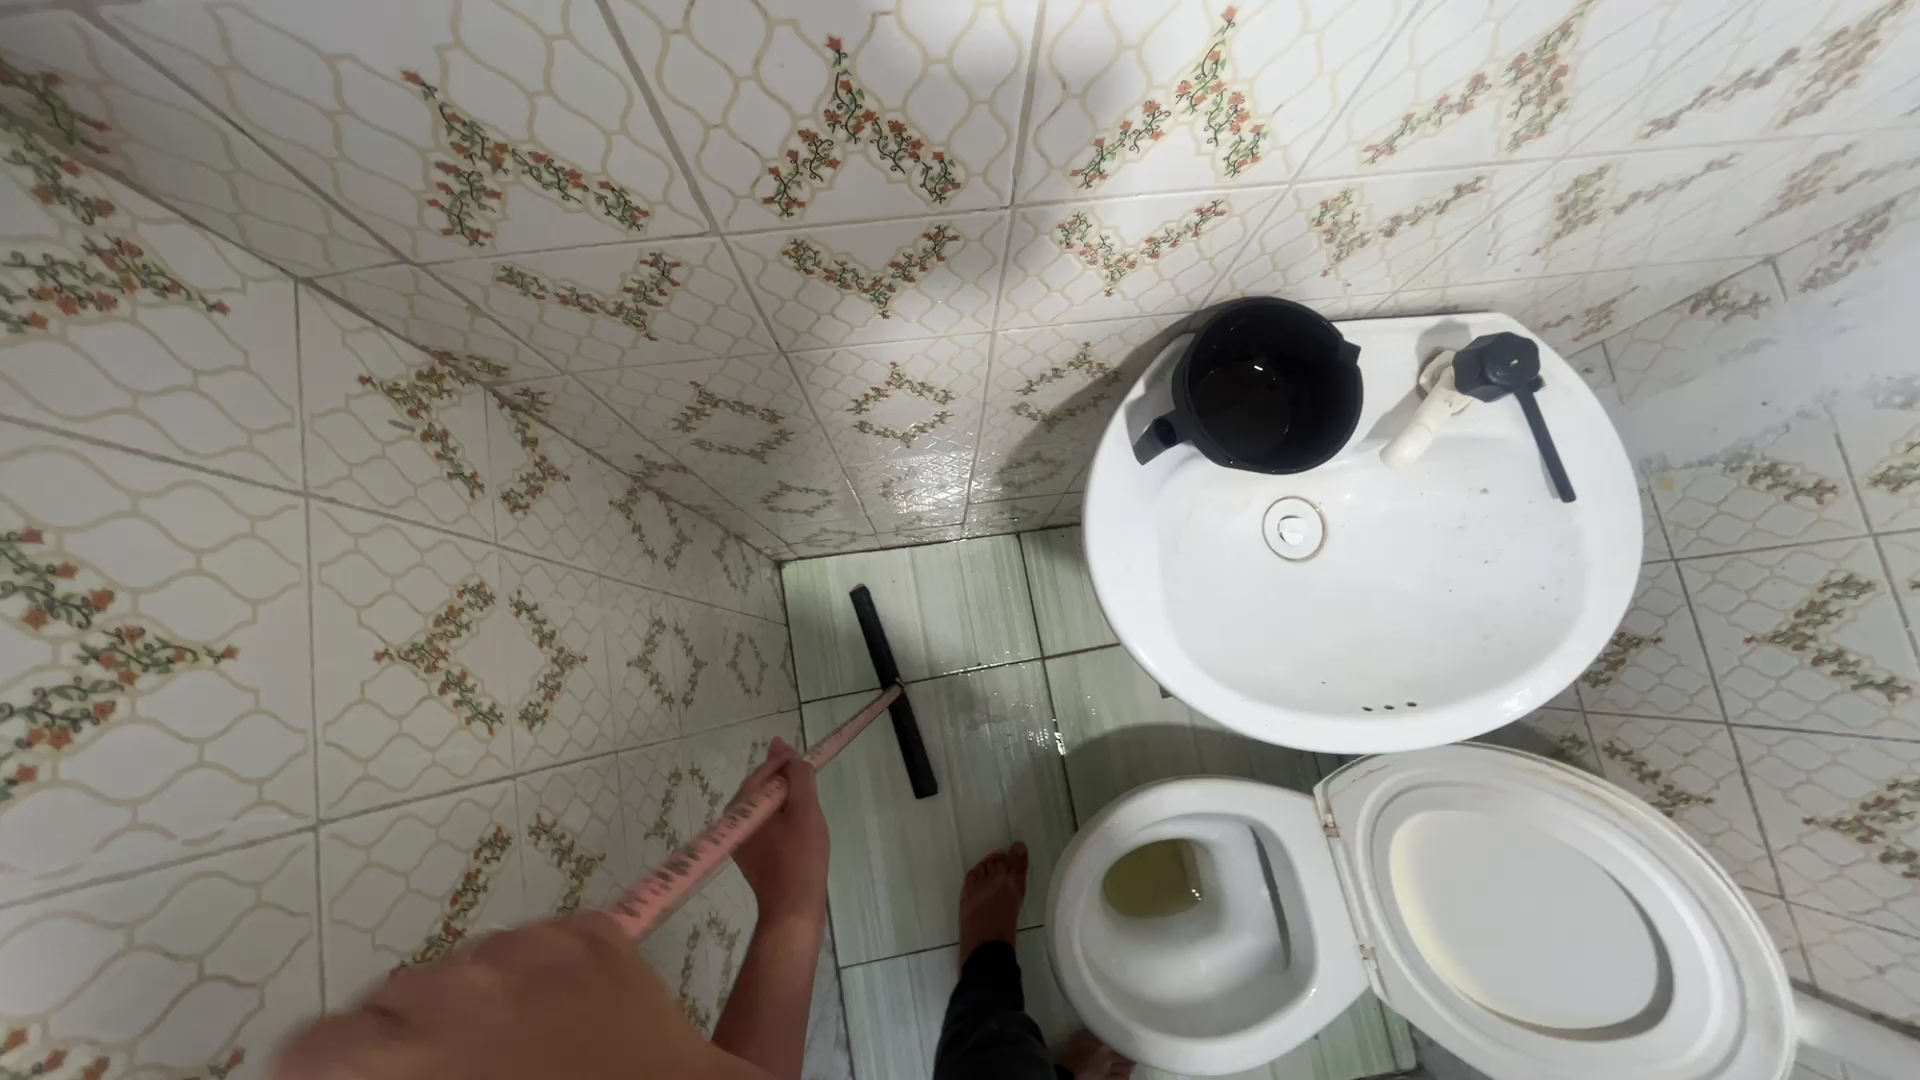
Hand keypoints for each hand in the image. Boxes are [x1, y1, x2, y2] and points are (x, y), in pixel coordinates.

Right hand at [272, 912, 766, 1079]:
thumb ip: (395, 1079)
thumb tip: (370, 1067)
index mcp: (416, 1055)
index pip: (319, 1043)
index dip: (330, 1064)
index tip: (353, 1075)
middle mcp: (471, 985)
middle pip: (399, 989)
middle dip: (408, 1026)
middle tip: (446, 1061)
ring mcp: (542, 948)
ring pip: (474, 957)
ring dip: (479, 989)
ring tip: (515, 1033)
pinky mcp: (596, 930)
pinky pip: (541, 936)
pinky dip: (541, 966)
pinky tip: (563, 1005)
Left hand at [728, 738, 828, 923]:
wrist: (794, 910)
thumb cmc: (800, 858)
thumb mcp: (805, 810)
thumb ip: (798, 776)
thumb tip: (785, 747)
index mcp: (741, 809)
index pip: (763, 772)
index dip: (786, 761)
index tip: (809, 758)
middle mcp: (735, 821)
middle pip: (762, 788)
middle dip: (787, 780)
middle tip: (812, 779)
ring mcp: (743, 839)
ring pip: (767, 806)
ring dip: (787, 799)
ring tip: (810, 801)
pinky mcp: (752, 854)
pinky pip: (768, 823)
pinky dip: (784, 817)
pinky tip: (802, 825)